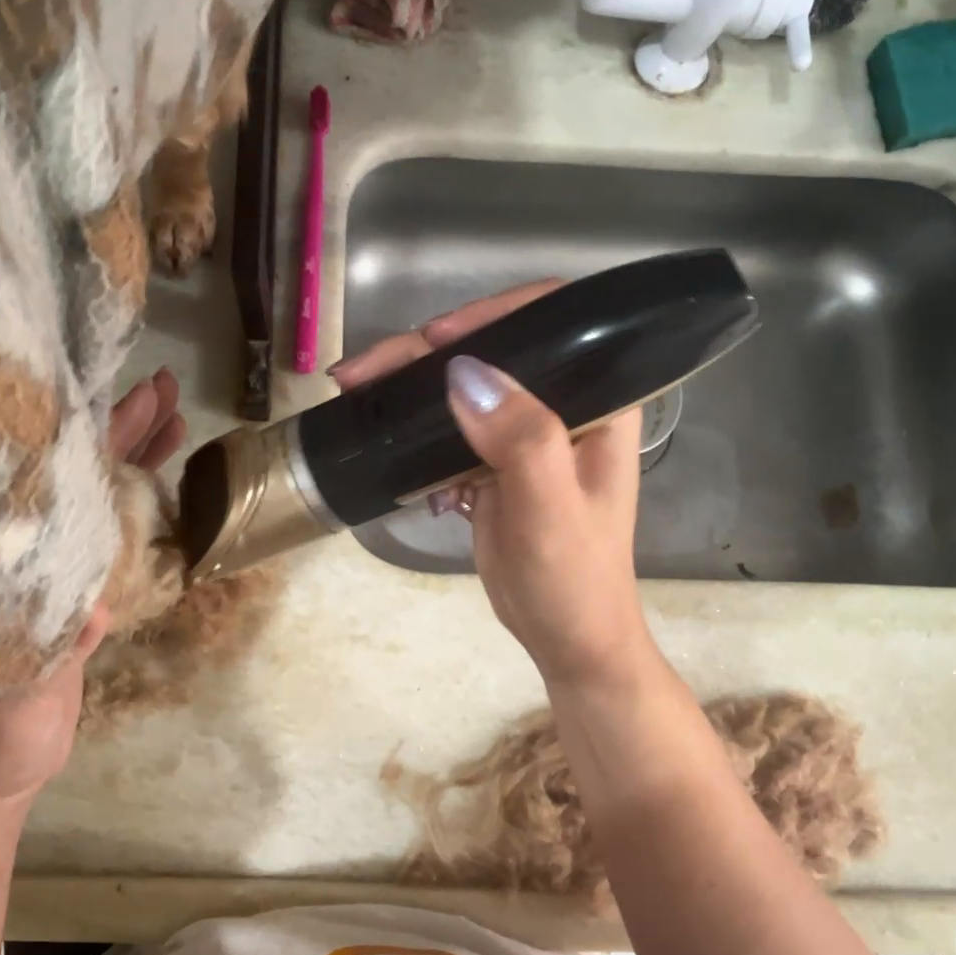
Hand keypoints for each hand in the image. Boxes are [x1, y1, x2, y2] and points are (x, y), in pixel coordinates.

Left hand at [0, 369, 184, 809]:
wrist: (0, 768)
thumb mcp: (9, 708)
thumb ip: (43, 663)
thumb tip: (95, 610)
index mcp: (7, 568)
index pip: (36, 486)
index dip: (71, 440)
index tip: (93, 391)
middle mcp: (30, 554)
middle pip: (74, 474)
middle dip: (115, 426)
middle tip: (156, 385)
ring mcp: (61, 566)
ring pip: (101, 492)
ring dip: (137, 448)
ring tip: (172, 406)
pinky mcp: (88, 585)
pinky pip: (120, 529)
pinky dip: (146, 496)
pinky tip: (172, 470)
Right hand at [330, 284, 649, 684]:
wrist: (565, 638)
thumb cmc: (573, 577)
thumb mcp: (551, 509)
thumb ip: (522, 438)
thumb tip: (465, 374)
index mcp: (600, 403)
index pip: (554, 325)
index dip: (494, 315)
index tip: (435, 338)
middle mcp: (564, 407)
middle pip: (493, 353)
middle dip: (426, 354)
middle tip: (365, 370)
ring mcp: (525, 435)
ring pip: (463, 388)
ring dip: (409, 388)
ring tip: (355, 390)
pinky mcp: (493, 463)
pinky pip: (449, 429)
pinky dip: (415, 431)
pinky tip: (386, 442)